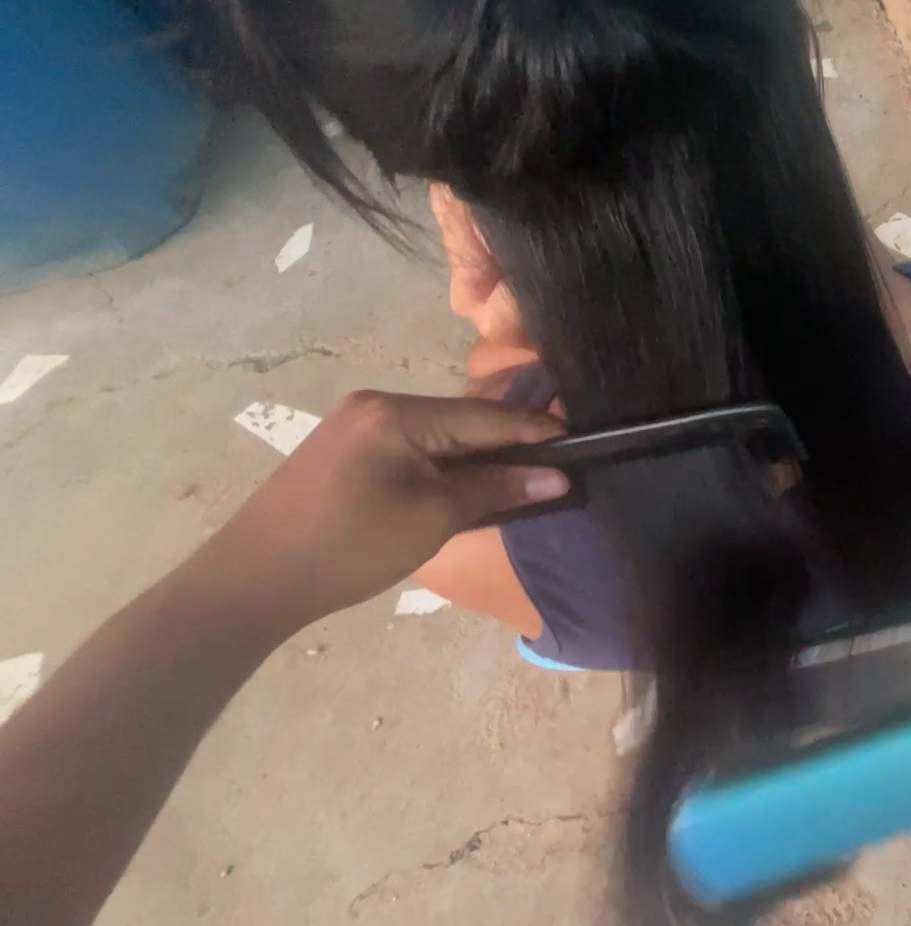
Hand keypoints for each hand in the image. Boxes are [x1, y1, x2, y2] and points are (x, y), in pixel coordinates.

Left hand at [194, 391, 566, 627]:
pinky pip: (418, 445)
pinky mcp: (348, 448)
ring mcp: (357, 424)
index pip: (488, 417)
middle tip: (556, 465)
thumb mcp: (435, 517)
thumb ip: (499, 488)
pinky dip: (450, 463)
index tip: (582, 445)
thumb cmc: (348, 548)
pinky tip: (470, 480)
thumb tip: (558, 477)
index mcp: (397, 413)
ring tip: (521, 476)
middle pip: (466, 420)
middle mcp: (377, 405)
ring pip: (444, 434)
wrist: (246, 586)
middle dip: (512, 443)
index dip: (539, 431)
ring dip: (481, 456)